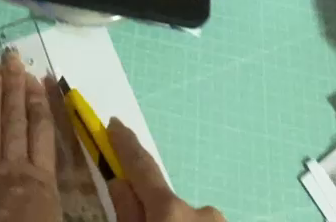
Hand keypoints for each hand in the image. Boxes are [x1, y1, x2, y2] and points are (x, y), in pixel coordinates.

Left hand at [0, 49, 60, 221]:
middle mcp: (13, 168)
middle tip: (12, 57)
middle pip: (16, 120)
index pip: (42, 131)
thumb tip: (57, 183)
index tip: (38, 77)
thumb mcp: (54, 221)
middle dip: (15, 87)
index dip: (40, 102)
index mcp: (41, 181)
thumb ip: (53, 199)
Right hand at [106, 119, 225, 221]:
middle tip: (145, 219)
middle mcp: (200, 210)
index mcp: (170, 211)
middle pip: (167, 201)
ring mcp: (222, 220)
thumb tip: (120, 183)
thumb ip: (127, 215)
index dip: (125, 145)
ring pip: (187, 218)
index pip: (142, 168)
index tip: (114, 123)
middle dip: (155, 211)